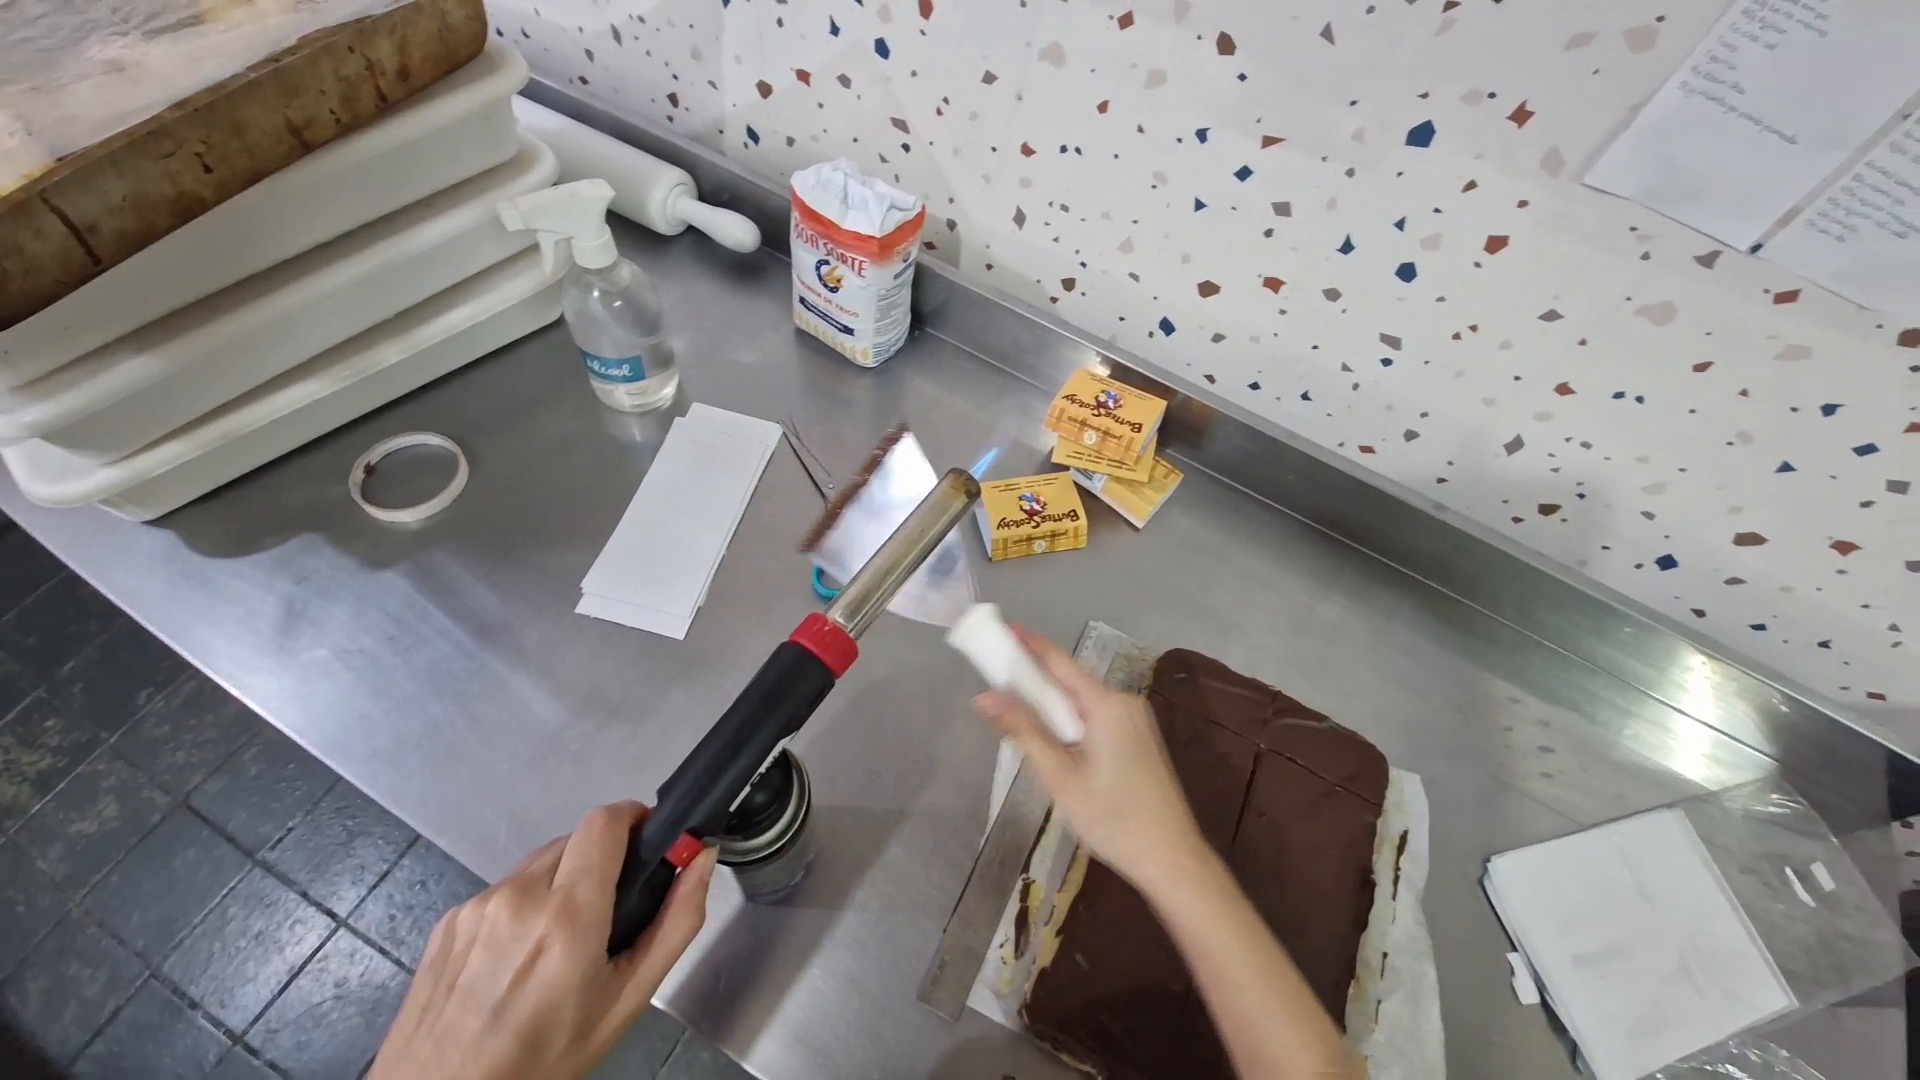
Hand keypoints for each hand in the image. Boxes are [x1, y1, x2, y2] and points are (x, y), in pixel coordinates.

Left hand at [369, 801, 715, 1079]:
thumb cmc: (546, 1058)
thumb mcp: (628, 999)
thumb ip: (677, 920)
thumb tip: (701, 856)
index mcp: (569, 914)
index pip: (606, 821)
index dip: (634, 818)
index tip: (648, 840)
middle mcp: (518, 896)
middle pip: (576, 839)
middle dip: (602, 859)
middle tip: (609, 911)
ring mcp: (476, 905)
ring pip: (539, 863)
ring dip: (561, 883)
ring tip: (558, 945)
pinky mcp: (448, 919)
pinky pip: (503, 890)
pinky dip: (523, 907)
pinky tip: (517, 959)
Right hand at [973, 628, 1208, 895]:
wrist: (1171, 857)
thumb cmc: (1111, 818)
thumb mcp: (1059, 775)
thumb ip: (1023, 730)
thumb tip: (985, 696)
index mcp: (1106, 704)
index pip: (1058, 660)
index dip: (1027, 644)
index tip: (999, 631)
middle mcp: (1124, 701)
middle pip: (1069, 679)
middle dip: (1032, 678)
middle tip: (995, 683)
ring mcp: (1135, 719)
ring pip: (1081, 700)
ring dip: (1049, 703)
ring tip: (1016, 717)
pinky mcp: (1139, 737)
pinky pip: (1095, 715)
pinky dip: (1069, 719)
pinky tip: (1052, 740)